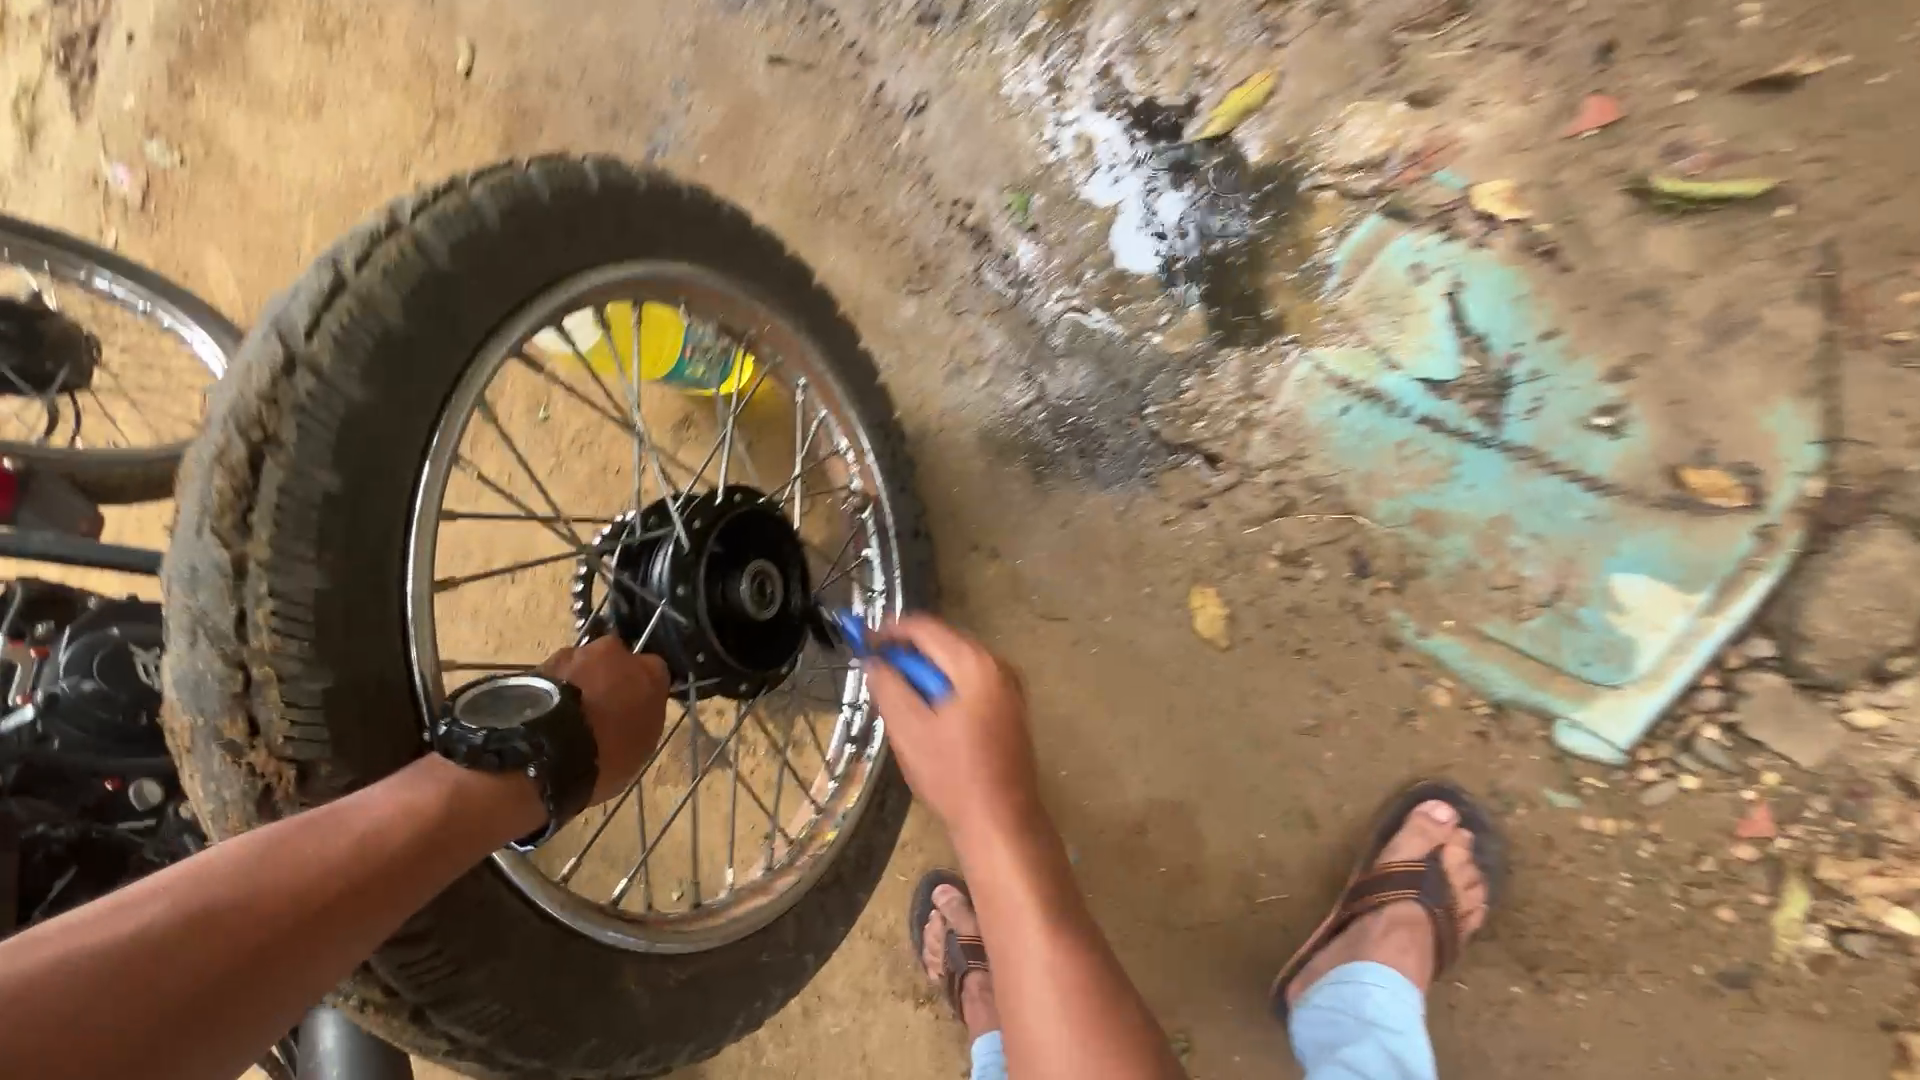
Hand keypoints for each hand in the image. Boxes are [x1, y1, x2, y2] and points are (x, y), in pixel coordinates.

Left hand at [540, 637, 670, 804]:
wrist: (545, 753)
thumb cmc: (606, 755)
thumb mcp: (643, 746)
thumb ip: (644, 717)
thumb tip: (635, 711)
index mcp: (651, 671)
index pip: (655, 673)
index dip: (643, 692)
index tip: (634, 711)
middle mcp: (616, 652)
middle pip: (617, 661)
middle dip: (610, 680)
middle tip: (600, 711)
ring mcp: (575, 654)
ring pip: (583, 666)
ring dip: (580, 683)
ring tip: (568, 717)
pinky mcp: (540, 663)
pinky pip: (555, 677)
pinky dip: (554, 690)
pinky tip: (546, 716)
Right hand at [865, 615, 1040, 843]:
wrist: (1001, 821)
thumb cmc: (953, 775)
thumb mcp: (909, 728)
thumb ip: (888, 686)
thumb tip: (873, 661)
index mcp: (976, 664)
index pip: (926, 628)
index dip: (891, 630)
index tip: (864, 642)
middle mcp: (999, 666)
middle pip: (944, 644)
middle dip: (909, 657)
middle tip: (880, 678)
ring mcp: (1010, 688)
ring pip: (956, 665)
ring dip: (926, 676)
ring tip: (901, 704)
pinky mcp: (1011, 709)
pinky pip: (971, 684)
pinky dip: (946, 690)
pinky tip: (930, 719)